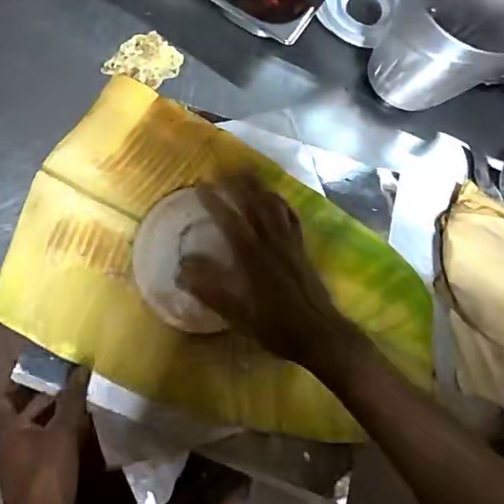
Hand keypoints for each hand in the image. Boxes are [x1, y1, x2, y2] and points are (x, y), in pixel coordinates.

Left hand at [0, 365, 90, 503]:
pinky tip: (81, 425)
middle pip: (19, 408)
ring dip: (53, 410)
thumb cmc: (45, 478)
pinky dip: (58, 431)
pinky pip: (45, 443)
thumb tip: (79, 368)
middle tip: (65, 373)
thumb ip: (70, 400)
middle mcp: (8, 442)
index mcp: (6, 429)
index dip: (13, 377)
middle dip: (41, 390)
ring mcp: (21, 460)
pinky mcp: (36, 475)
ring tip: (77, 394)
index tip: (35, 362)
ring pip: (34, 426)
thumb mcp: (61, 433)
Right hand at [182, 174, 359, 370]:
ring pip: (276, 206)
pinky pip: (291, 217)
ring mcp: (290, 243)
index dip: (216, 202)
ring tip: (248, 176)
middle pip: (256, 204)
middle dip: (240, 184)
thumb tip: (182, 272)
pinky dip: (281, 204)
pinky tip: (276, 200)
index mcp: (254, 258)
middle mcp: (272, 243)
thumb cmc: (278, 328)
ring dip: (260, 188)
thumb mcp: (240, 317)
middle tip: (225, 169)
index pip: (231, 221)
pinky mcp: (302, 248)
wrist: (322, 334)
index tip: (202, 186)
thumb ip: (212, 293)